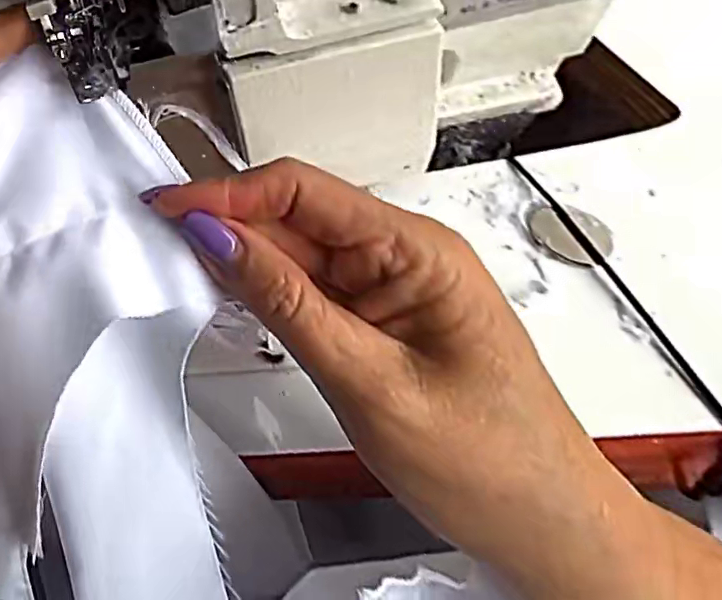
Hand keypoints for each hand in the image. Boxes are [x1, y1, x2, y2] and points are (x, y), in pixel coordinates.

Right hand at [146, 160, 662, 596]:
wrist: (554, 533)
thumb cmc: (500, 466)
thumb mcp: (373, 384)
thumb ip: (287, 304)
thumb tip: (222, 240)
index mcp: (417, 250)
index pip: (301, 189)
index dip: (228, 192)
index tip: (176, 205)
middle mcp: (400, 253)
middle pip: (291, 212)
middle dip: (226, 221)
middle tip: (167, 234)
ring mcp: (385, 281)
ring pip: (292, 245)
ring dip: (240, 252)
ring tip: (189, 263)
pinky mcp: (372, 309)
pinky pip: (303, 280)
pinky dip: (261, 284)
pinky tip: (233, 289)